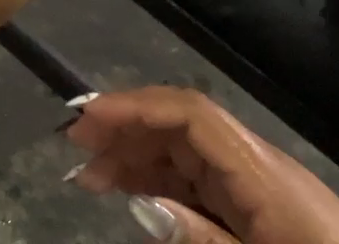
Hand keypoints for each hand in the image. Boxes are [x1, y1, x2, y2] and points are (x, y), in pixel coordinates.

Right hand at [67, 87, 338, 243]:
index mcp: (264, 174)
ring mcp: (262, 187)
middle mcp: (259, 167)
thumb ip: (203, 239)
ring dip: (137, 158)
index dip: (135, 107)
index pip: (191, 114)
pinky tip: (134, 197)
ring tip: (91, 178)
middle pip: (181, 126)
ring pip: (185, 153)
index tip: (87, 119)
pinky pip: (200, 182)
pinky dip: (162, 184)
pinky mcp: (263, 209)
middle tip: (75, 149)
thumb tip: (143, 205)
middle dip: (126, 129)